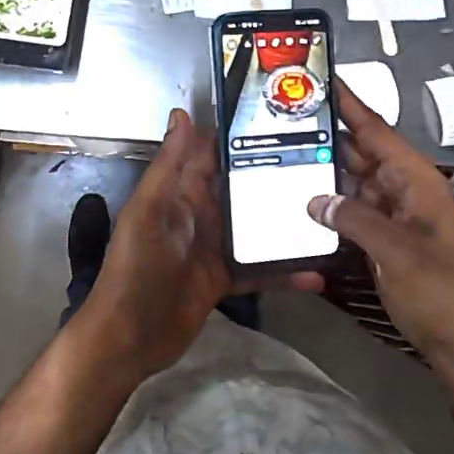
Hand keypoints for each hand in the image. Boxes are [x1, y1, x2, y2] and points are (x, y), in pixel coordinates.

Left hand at [73, 109, 321, 379]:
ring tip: (325, 212)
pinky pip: (257, 270)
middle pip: (237, 190)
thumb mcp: (147, 213)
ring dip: (282, 222)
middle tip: (319, 165)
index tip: (277, 123)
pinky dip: (283, 271)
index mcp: (177, 195)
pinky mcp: (222, 280)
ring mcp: (212, 249)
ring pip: (253, 228)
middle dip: (271, 177)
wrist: (128, 338)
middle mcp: (198, 217)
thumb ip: (167, 167)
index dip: (236, 139)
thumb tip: (181, 115)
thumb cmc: (133, 270)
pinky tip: (314, 272)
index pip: (209, 157)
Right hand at [305, 79, 453, 359]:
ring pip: (354, 182)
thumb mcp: (396, 250)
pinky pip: (353, 210)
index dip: (350, 103)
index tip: (323, 77)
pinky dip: (331, 205)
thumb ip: (353, 218)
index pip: (376, 131)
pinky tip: (303, 199)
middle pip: (362, 153)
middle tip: (286, 119)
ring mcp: (395, 215)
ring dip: (326, 171)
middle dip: (329, 135)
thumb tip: (314, 199)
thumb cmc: (439, 290)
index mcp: (416, 180)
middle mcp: (405, 189)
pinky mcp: (385, 238)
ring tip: (285, 153)